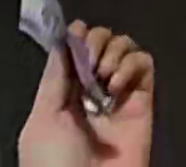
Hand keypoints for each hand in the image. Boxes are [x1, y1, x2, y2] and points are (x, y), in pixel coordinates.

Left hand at [18, 22, 154, 166]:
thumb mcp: (41, 123)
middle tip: (91, 61)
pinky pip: (144, 63)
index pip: (75, 50)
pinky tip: (117, 85)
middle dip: (96, 40)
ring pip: (125, 46)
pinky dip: (131, 64)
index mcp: (65, 95)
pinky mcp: (143, 101)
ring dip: (114, 50)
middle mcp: (93, 89)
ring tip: (104, 76)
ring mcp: (120, 95)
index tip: (76, 32)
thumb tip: (65, 36)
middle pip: (102, 40)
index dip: (77, 36)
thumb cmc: (55, 166)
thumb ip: (54, 78)